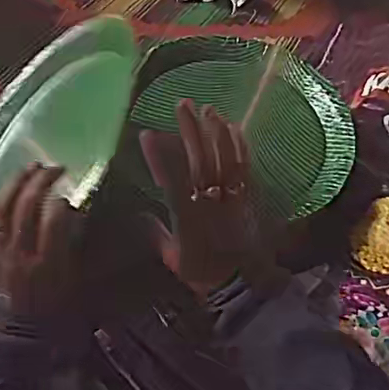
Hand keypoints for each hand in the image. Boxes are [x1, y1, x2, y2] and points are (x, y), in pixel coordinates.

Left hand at [0, 164, 81, 327]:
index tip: (71, 195)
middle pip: (27, 209)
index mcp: (49, 264)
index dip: (62, 204)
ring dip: (17, 185)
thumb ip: (80, 249)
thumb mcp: (78, 283)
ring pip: (3, 211)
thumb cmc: (56, 312)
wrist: (19, 338)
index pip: (54, 223)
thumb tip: (80, 216)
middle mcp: (20, 255)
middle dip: (42, 183)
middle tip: (56, 169)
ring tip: (32, 168)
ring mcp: (0, 254)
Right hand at [139, 100, 267, 296]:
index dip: (159, 156)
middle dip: (189, 130)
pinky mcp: (247, 196)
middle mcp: (209, 201)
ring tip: (208, 109)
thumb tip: (140, 217)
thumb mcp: (172, 257)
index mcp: (187, 216)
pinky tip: (234, 129)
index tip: (147, 134)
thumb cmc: (202, 273)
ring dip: (215, 132)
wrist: (241, 284)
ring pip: (224, 158)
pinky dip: (239, 147)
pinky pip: (244, 167)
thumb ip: (157, 233)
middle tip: (182, 105)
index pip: (171, 179)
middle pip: (199, 160)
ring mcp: (231, 196)